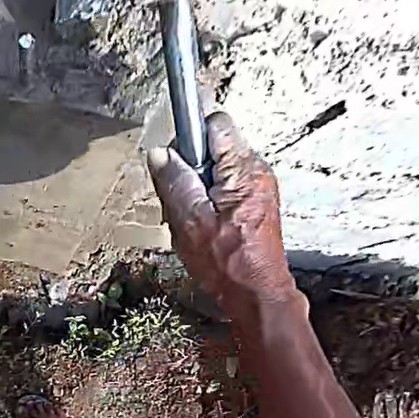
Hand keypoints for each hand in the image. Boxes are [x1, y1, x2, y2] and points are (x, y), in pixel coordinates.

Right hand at [147, 111, 298, 320]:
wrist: (256, 294)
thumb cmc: (228, 264)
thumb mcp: (189, 221)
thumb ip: (173, 182)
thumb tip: (159, 153)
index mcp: (243, 169)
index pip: (215, 123)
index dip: (189, 138)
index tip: (177, 163)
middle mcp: (257, 171)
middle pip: (213, 148)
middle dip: (190, 171)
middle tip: (183, 204)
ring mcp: (259, 188)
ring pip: (217, 171)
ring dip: (197, 192)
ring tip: (194, 222)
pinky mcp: (257, 204)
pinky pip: (225, 191)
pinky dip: (209, 205)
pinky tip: (204, 229)